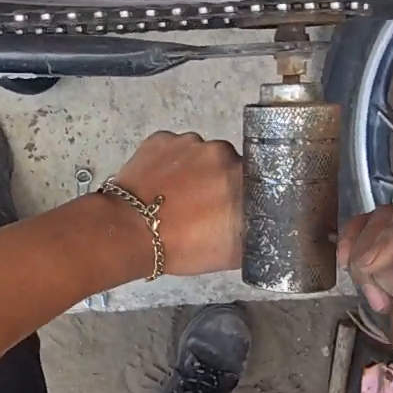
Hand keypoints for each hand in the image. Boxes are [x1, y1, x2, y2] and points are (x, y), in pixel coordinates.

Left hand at [107, 130, 242, 276]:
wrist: (130, 231)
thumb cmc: (182, 245)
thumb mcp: (233, 252)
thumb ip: (256, 232)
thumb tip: (263, 225)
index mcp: (243, 176)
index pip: (255, 178)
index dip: (241, 192)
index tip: (229, 205)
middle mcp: (220, 152)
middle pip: (225, 163)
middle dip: (216, 180)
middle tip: (199, 205)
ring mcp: (188, 142)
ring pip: (197, 154)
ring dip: (191, 170)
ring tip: (174, 196)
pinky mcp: (160, 139)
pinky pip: (171, 148)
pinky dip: (167, 162)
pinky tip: (158, 184)